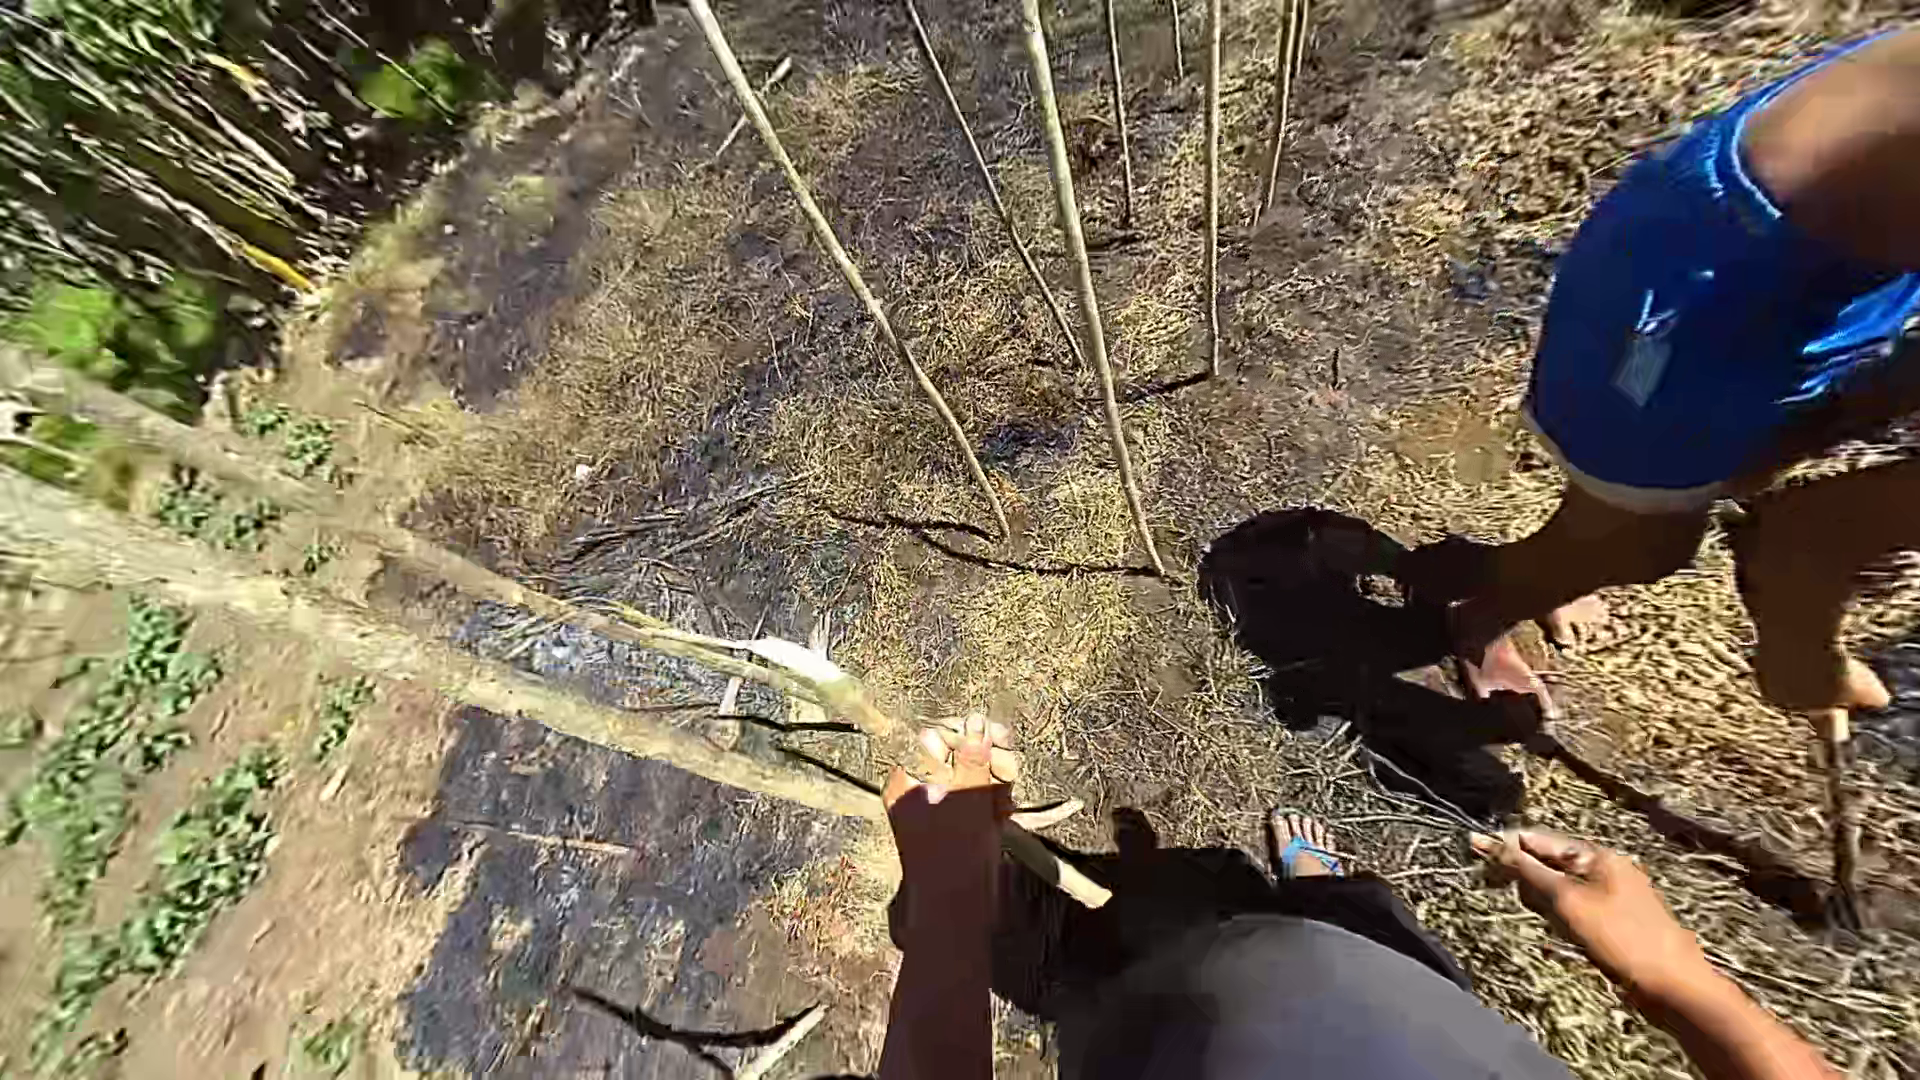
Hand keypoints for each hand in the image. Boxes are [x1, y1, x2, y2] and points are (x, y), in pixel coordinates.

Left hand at [882, 716, 1014, 943]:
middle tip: (1007, 764)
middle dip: (984, 757)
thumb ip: (972, 758)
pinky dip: (993, 799)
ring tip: (1001, 800)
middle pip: (954, 754)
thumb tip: (977, 722)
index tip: (993, 736)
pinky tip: (1001, 813)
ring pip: (970, 774)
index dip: (963, 735)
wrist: (959, 915)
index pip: (933, 738)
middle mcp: (920, 790)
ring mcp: (940, 807)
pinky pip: (977, 796)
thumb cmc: (954, 854)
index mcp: (907, 781)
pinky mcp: (958, 822)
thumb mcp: (966, 800)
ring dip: (993, 779)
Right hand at [1472, 829, 1715, 1005]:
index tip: (1479, 860)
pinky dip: (1563, 917)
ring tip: (1561, 925)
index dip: (1505, 849)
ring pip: (1554, 886)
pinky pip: (1571, 905)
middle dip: (1529, 882)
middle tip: (1533, 904)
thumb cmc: (1620, 938)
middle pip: (1542, 861)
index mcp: (1595, 854)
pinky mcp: (1615, 918)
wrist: (1683, 995)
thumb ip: (1520, 866)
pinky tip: (1573, 935)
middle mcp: (1604, 867)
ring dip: (1546, 903)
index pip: (1532, 838)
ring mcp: (1612, 893)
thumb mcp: (1562, 897)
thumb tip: (1480, 839)